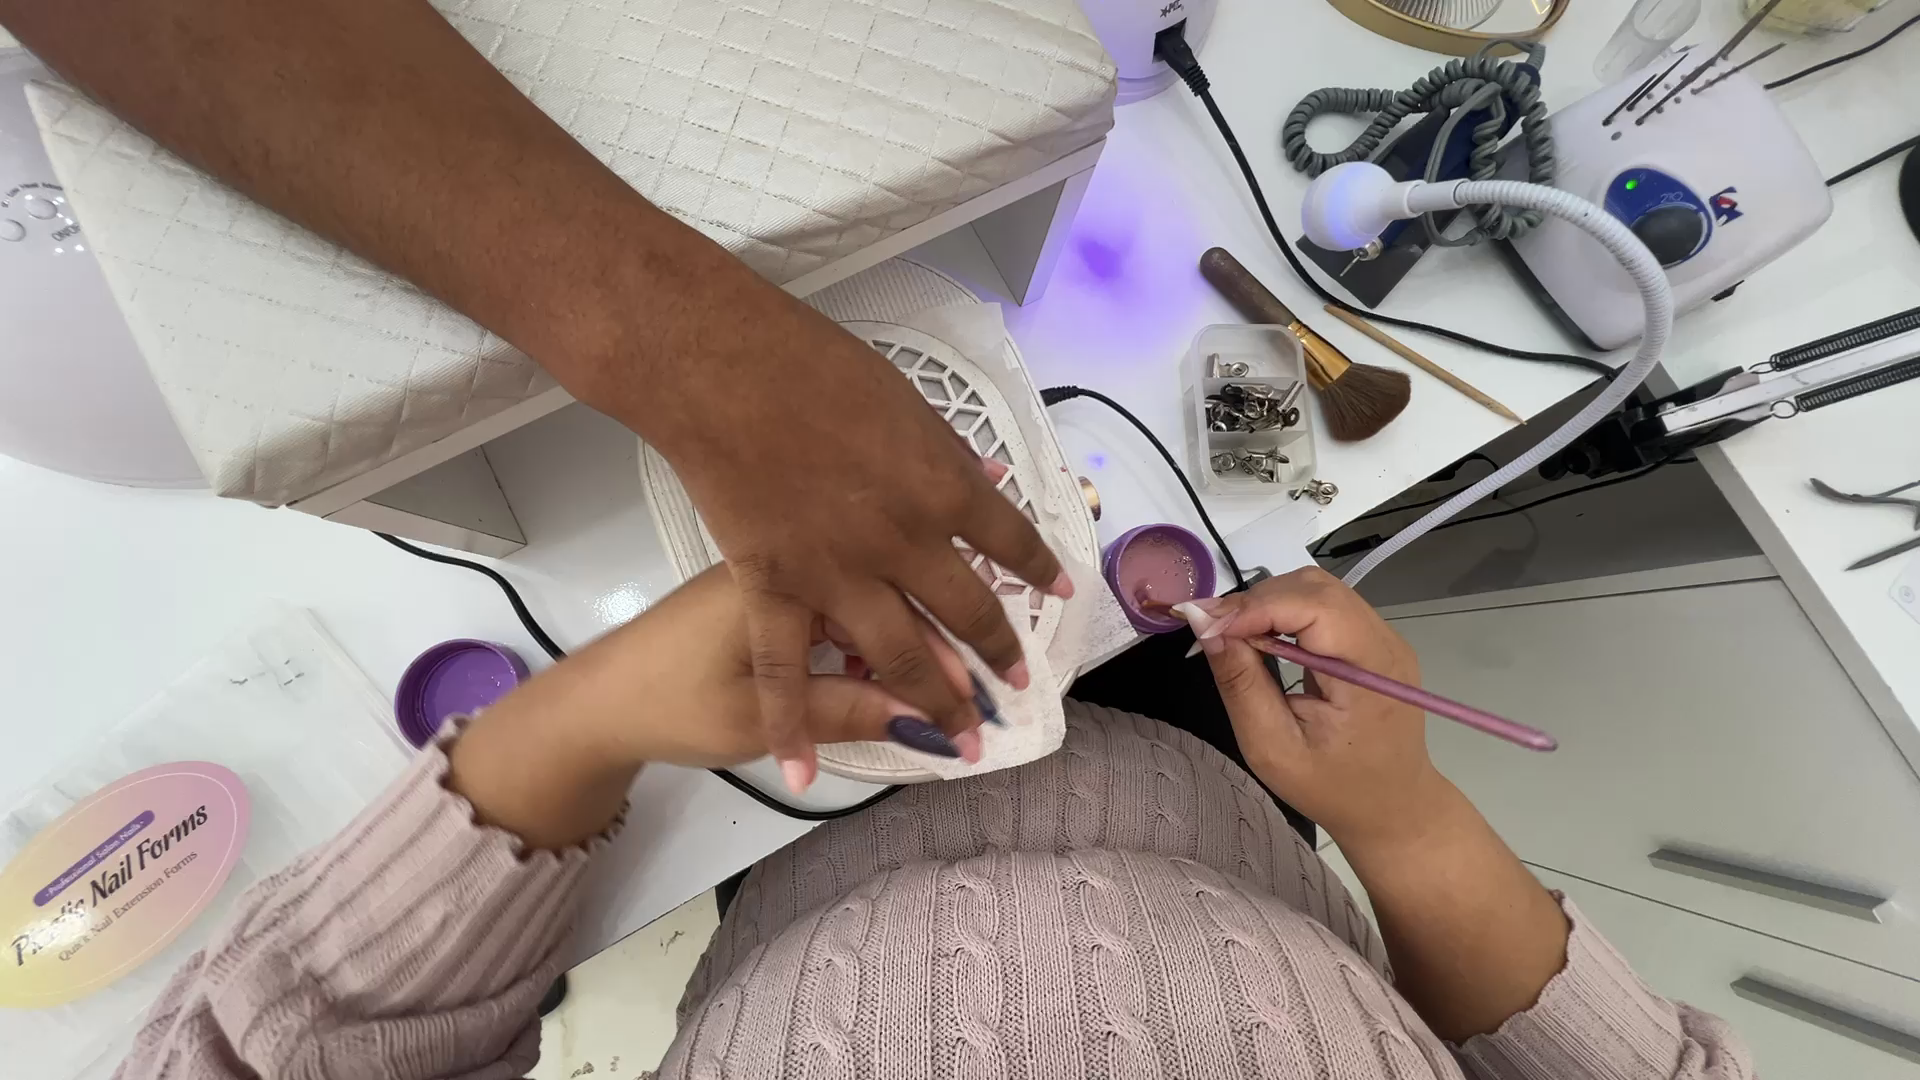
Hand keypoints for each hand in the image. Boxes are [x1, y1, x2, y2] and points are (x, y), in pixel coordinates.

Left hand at [449, 566, 984, 847]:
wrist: (600, 686)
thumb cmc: (670, 702)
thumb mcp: (748, 717)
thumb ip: (838, 712)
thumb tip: (923, 720)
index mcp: (793, 594)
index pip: (889, 636)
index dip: (940, 679)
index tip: (979, 714)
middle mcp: (806, 563)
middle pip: (901, 595)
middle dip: (958, 635)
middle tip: (1008, 666)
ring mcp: (797, 556)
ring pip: (887, 567)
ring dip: (941, 583)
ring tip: (1011, 581)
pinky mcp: (787, 563)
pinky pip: (862, 559)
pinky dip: (908, 556)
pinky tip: (949, 537)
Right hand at [623, 271, 1067, 791]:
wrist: (721, 371)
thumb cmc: (818, 367)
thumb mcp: (904, 403)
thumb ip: (946, 455)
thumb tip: (985, 483)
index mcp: (943, 488)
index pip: (1010, 540)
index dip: (1039, 569)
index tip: (1059, 593)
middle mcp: (904, 544)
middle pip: (967, 613)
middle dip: (998, 656)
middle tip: (1016, 691)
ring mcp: (837, 577)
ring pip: (899, 656)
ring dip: (937, 701)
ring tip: (965, 740)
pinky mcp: (772, 592)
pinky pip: (784, 671)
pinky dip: (790, 725)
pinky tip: (803, 775)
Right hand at [1189, 568, 1446, 844]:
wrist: (1393, 808)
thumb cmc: (1332, 787)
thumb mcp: (1271, 747)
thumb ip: (1239, 682)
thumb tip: (1202, 624)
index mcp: (1368, 674)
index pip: (1312, 607)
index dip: (1253, 607)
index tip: (1203, 625)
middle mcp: (1383, 642)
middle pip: (1313, 588)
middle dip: (1255, 600)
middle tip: (1211, 628)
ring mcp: (1381, 636)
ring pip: (1314, 588)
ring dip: (1265, 601)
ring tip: (1230, 632)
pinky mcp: (1370, 638)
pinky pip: (1320, 603)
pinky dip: (1280, 609)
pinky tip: (1258, 635)